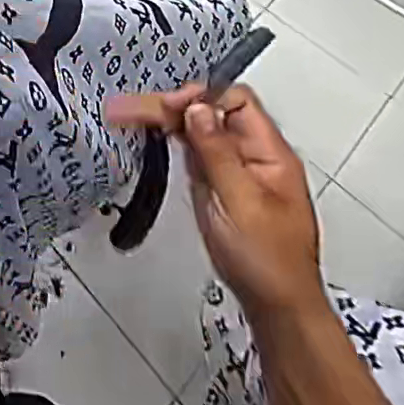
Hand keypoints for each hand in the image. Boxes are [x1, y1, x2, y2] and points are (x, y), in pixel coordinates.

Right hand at [108, 85, 322, 316]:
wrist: (276, 307)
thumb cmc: (270, 261)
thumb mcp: (242, 202)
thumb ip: (217, 151)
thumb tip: (198, 107)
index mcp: (269, 151)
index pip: (235, 100)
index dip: (201, 97)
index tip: (170, 105)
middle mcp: (250, 152)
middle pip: (210, 112)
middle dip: (172, 106)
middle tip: (131, 107)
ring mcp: (232, 166)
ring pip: (197, 128)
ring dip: (165, 118)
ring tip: (128, 112)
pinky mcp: (216, 182)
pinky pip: (193, 149)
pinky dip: (170, 139)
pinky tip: (148, 132)